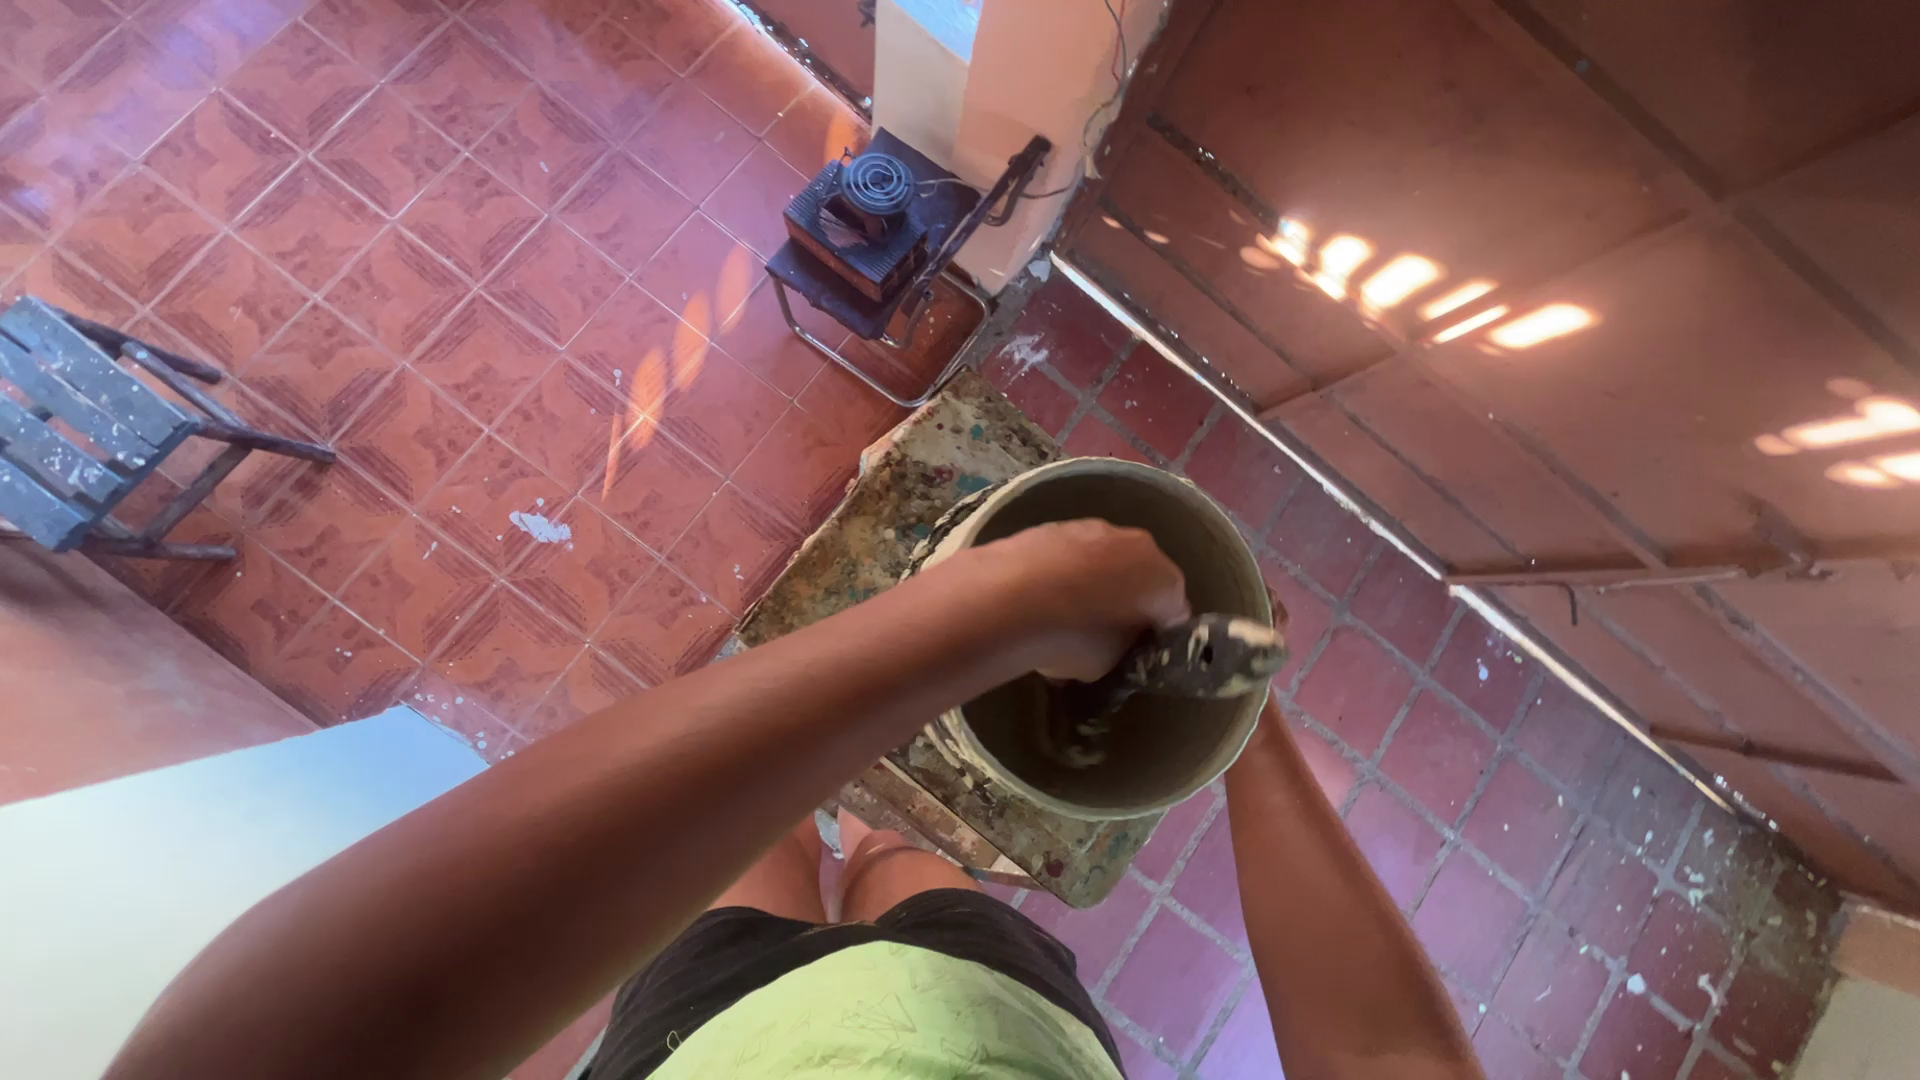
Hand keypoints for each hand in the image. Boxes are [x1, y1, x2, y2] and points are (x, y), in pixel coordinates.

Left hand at [960, 519, 1190, 680]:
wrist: (1007, 595)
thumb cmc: (1073, 636)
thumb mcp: (1108, 663)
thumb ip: (1122, 648)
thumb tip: (1111, 642)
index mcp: (1164, 580)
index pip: (1174, 613)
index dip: (1156, 638)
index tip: (1135, 654)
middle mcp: (1136, 544)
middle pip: (1139, 579)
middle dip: (1124, 603)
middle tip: (1099, 636)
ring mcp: (1092, 528)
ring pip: (1102, 562)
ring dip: (1090, 584)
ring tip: (1061, 616)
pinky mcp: (1052, 524)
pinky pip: (1067, 556)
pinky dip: (1060, 573)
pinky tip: (1036, 599)